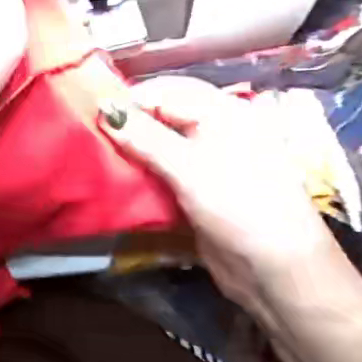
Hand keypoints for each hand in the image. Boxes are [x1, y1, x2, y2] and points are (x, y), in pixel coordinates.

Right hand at [101, 76, 349, 314]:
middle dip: (126, 122)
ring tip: (94, 154)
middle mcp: (217, 131)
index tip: (90, 114)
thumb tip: (104, 110)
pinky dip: (137, 170)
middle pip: (162, 114)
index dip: (130, 99)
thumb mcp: (189, 168)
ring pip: (157, 143)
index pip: (168, 91)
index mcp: (226, 114)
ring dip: (128, 148)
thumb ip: (145, 138)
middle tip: (87, 134)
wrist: (275, 270)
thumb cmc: (240, 208)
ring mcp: (206, 161)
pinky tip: (113, 177)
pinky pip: (159, 170)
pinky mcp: (195, 188)